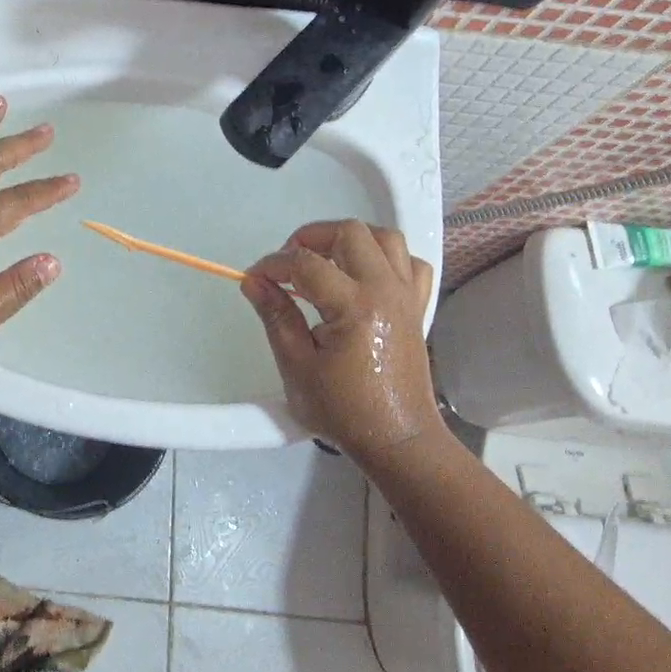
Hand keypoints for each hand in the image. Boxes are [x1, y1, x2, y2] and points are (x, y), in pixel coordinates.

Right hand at [240, 220, 439, 458]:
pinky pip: (409, 263)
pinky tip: (362, 276)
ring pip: (385, 238)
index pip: (306, 263)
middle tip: (288, 265)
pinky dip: (384, 258)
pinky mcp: (417, 307)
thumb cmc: (342, 409)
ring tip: (323, 262)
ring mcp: (407, 296)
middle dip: (311, 238)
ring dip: (349, 241)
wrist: (397, 438)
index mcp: (354, 307)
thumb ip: (276, 316)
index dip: (273, 265)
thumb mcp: (297, 366)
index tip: (254, 279)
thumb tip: (253, 281)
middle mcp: (386, 290)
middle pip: (350, 233)